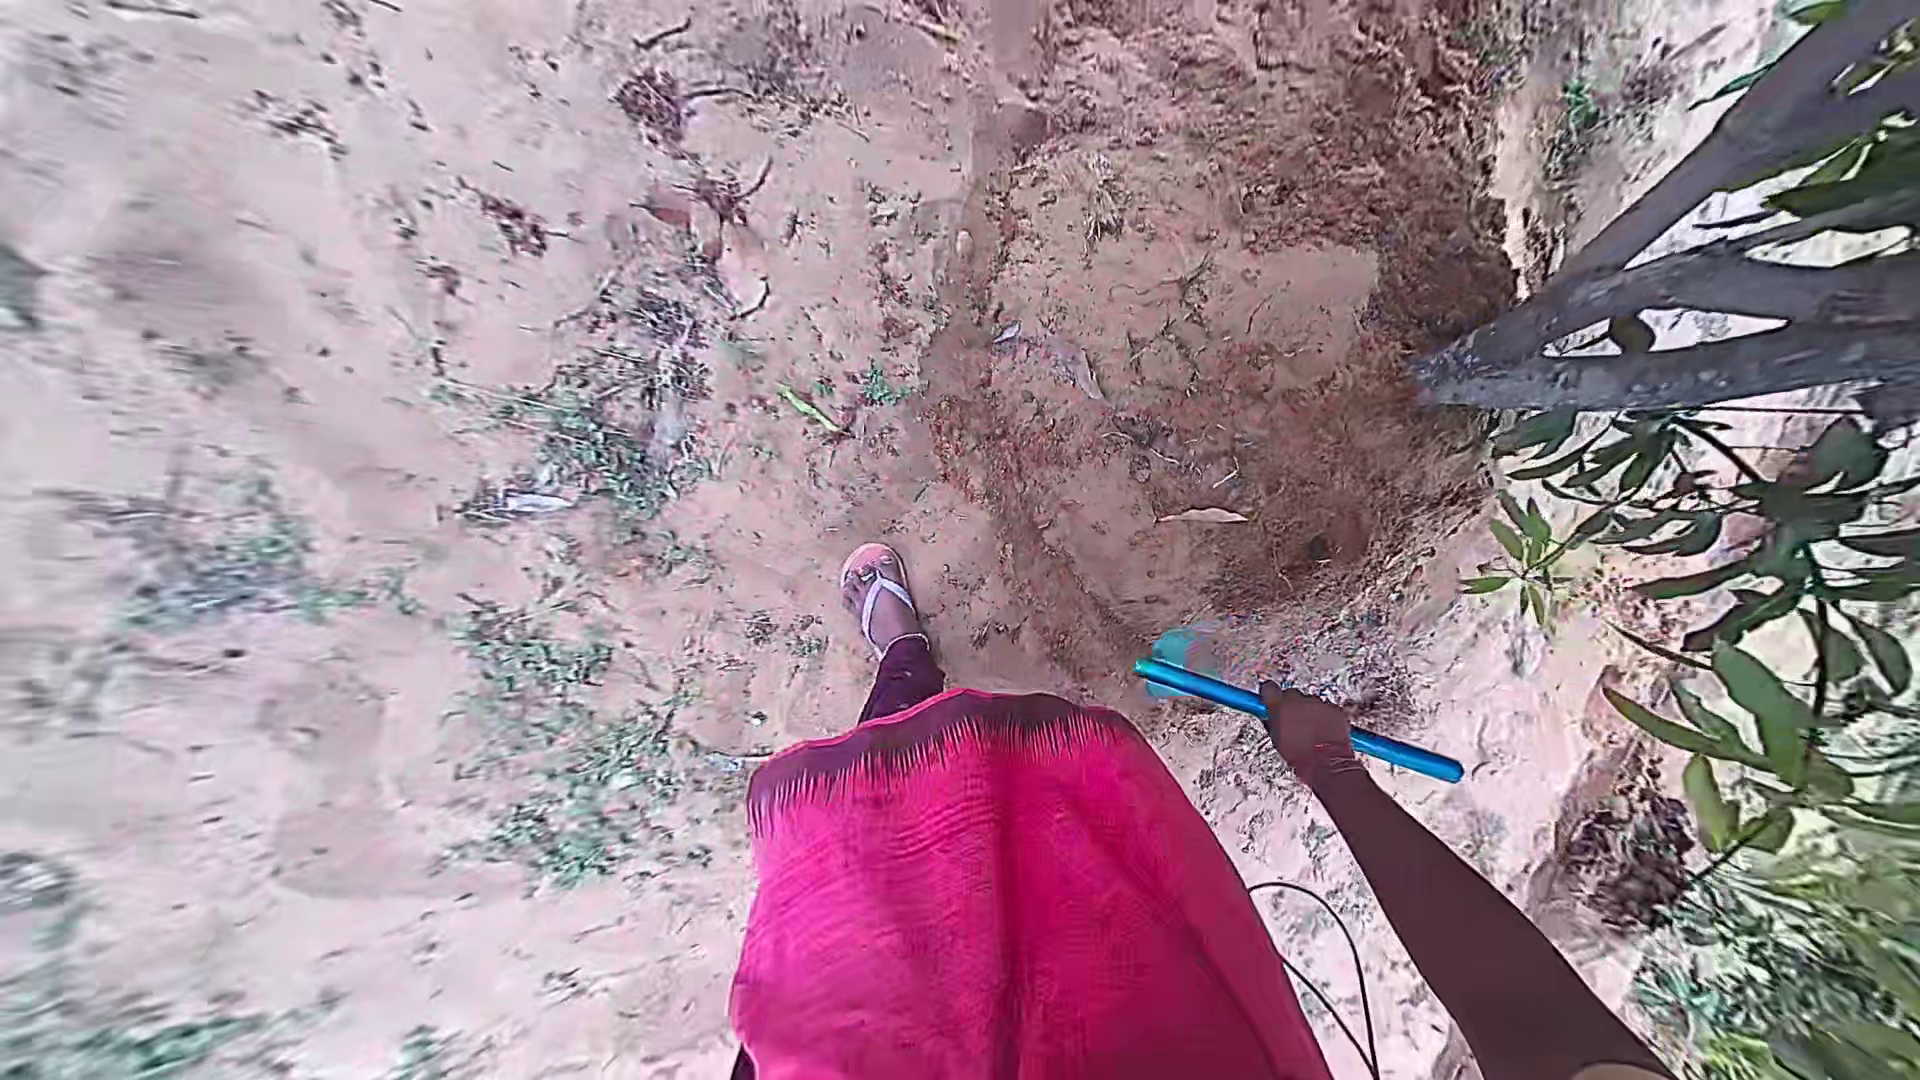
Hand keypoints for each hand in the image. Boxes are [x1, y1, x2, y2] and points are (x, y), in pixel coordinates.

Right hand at [1258, 681, 1357, 783]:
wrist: (1326, 763)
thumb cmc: (1300, 755)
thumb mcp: (1275, 737)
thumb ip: (1272, 720)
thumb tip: (1270, 714)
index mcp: (1279, 705)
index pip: (1269, 688)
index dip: (1270, 695)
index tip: (1271, 700)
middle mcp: (1298, 700)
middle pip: (1291, 694)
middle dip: (1292, 705)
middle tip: (1294, 720)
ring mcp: (1317, 703)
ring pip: (1310, 701)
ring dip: (1309, 711)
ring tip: (1311, 729)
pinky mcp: (1334, 709)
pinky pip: (1327, 708)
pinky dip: (1325, 716)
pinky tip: (1323, 729)